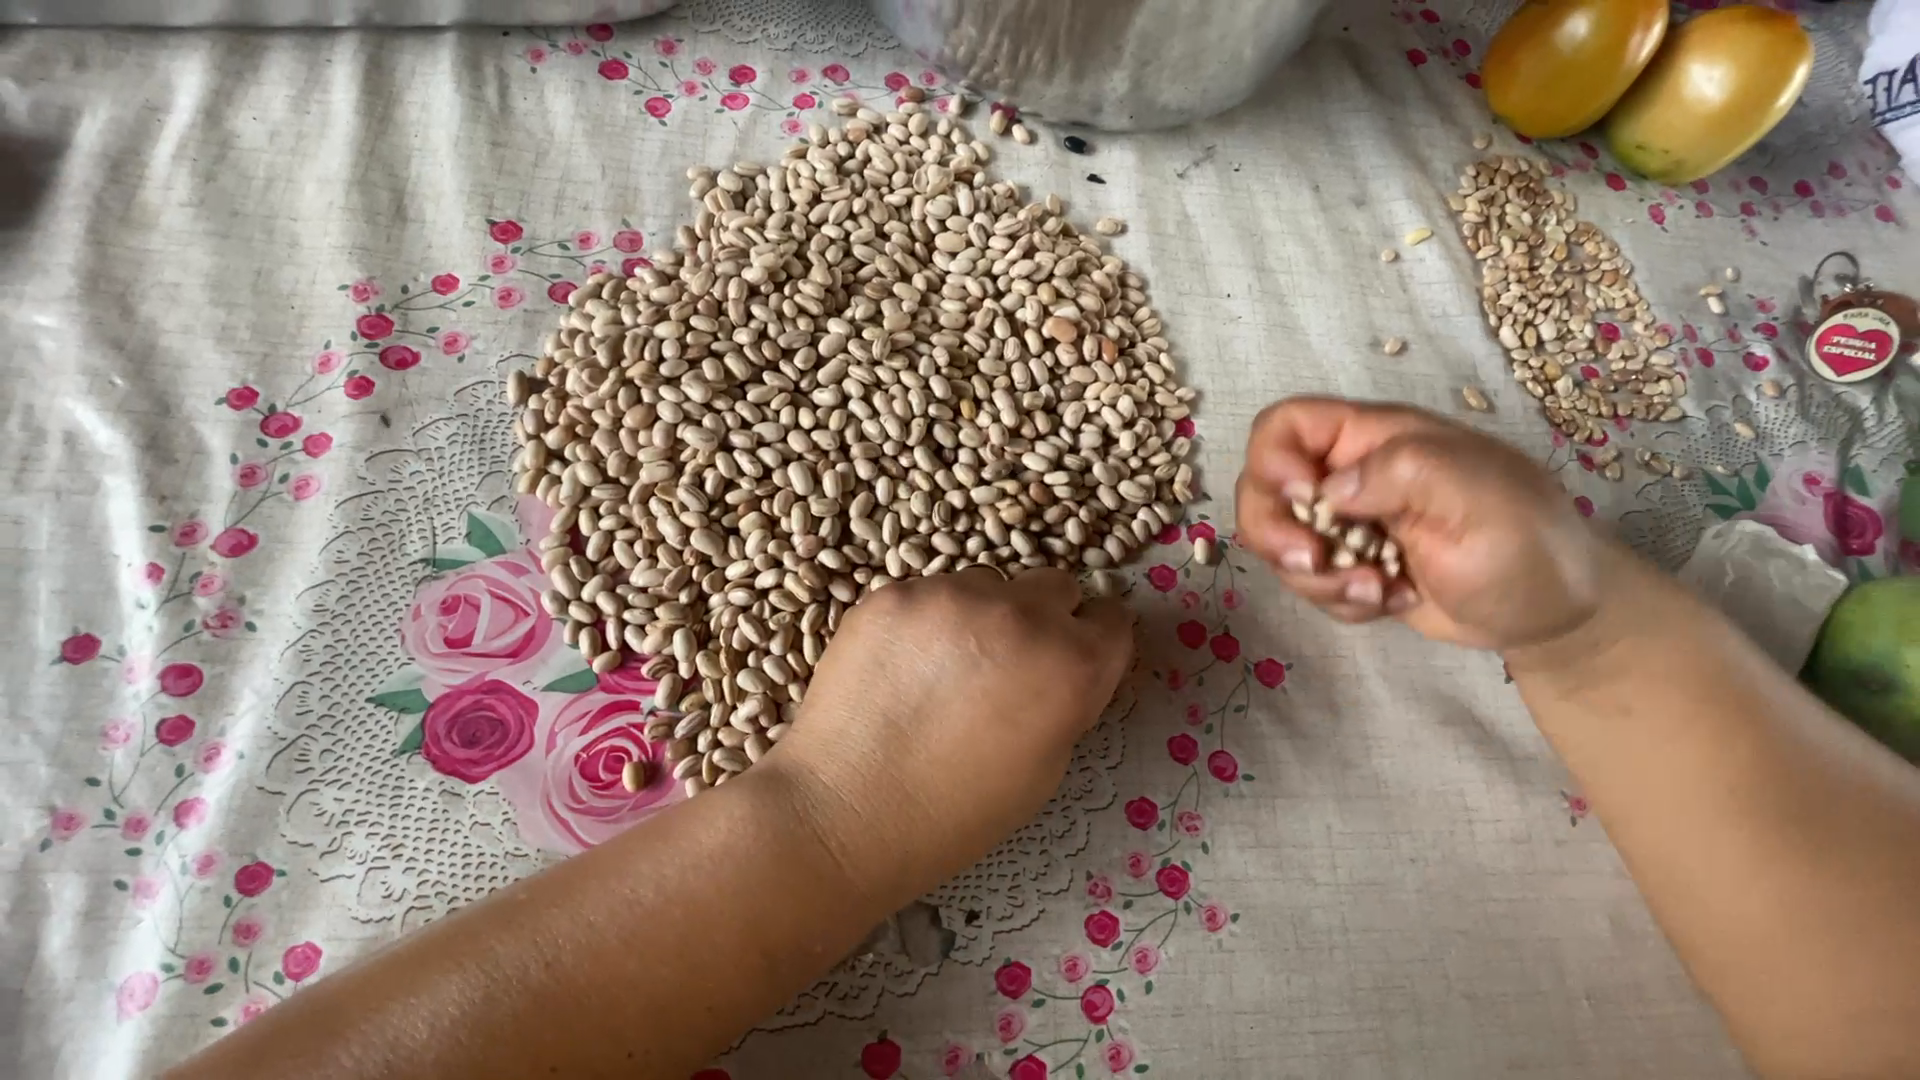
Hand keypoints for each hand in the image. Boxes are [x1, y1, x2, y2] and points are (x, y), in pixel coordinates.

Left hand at [768, 567, 1133, 904]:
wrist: (844, 814)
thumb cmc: (955, 813)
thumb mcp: (1045, 769)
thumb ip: (1066, 699)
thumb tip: (1062, 665)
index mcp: (1071, 664)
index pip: (1112, 619)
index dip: (1094, 641)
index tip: (1073, 658)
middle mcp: (1021, 615)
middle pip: (1055, 587)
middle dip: (1044, 619)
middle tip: (1008, 664)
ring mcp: (952, 595)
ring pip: (989, 584)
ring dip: (983, 615)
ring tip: (944, 668)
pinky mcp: (895, 592)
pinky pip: (931, 592)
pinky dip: (928, 620)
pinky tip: (902, 665)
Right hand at [1234, 397, 1604, 651]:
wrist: (1551, 612)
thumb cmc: (1529, 543)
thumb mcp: (1481, 494)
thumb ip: (1405, 470)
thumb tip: (1328, 491)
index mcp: (1372, 440)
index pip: (1285, 425)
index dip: (1273, 459)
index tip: (1304, 500)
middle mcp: (1345, 477)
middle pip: (1261, 490)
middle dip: (1277, 534)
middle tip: (1319, 563)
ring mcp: (1342, 525)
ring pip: (1276, 543)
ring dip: (1315, 577)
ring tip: (1378, 590)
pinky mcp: (1344, 567)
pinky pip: (1305, 582)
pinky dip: (1337, 600)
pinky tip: (1389, 600)